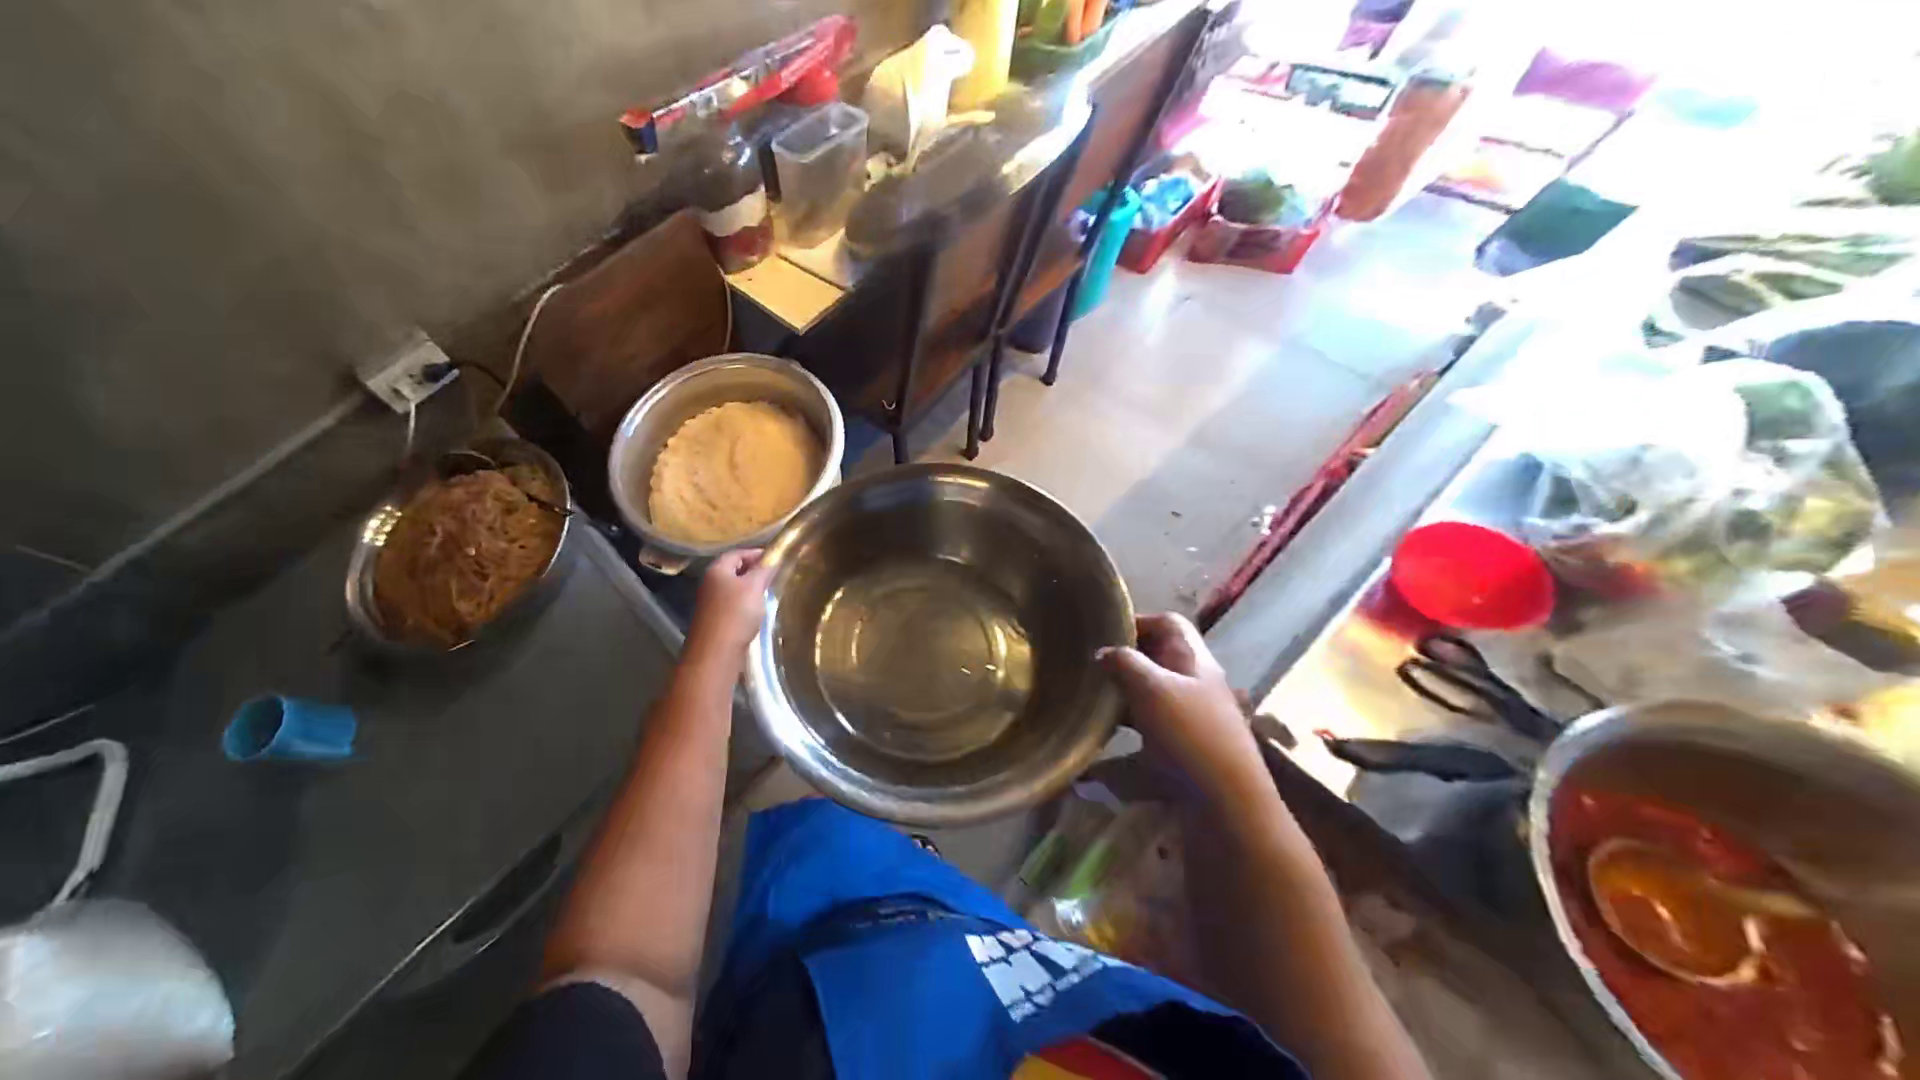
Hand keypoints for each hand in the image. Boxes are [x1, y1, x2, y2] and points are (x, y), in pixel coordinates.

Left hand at [686, 549, 774, 659]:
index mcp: (717, 570)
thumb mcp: (754, 587)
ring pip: (733, 587)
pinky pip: (732, 603)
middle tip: (774, 574)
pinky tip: (757, 609)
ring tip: (769, 591)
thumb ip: (764, 571)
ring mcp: (710, 602)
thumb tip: (772, 559)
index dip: (756, 553)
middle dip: (754, 569)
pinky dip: (745, 602)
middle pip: (733, 569)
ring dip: (750, 587)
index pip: (737, 553)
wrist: (716, 651)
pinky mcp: (715, 618)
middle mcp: (710, 582)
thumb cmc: (736, 613)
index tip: (775, 557)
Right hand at [1098, 613, 1270, 813]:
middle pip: (1158, 656)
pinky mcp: (1183, 746)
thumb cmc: (1190, 734)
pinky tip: (1105, 733)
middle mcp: (1195, 681)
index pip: (1168, 623)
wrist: (1227, 802)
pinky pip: (1150, 722)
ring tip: (1092, 696)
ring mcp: (1191, 715)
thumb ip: (1125, 663)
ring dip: (1124, 690)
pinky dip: (1128, 721)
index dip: (1137, 620)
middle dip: (1124, 657)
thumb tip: (1103, 652)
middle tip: (1090, 665)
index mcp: (1193, 659)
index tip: (1103, 633)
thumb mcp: (1152, 689)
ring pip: (1152, 690)